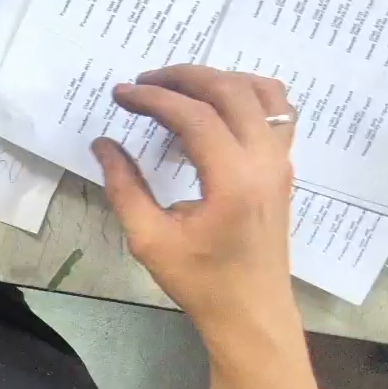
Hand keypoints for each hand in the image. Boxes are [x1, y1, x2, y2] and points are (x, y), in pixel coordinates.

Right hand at [90, 65, 299, 348]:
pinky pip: (276, 110)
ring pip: (260, 92)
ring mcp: (281, 160)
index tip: (121, 95)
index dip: (154, 98)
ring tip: (178, 87)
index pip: (195, 116)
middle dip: (184, 77)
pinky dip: (246, 94)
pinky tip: (216, 105)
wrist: (250, 311)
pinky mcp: (283, 167)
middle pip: (230, 91)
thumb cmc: (199, 281)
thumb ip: (125, 188)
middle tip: (143, 82)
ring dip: (218, 79)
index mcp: (233, 180)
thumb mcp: (150, 240)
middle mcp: (265, 160)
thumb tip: (104, 145)